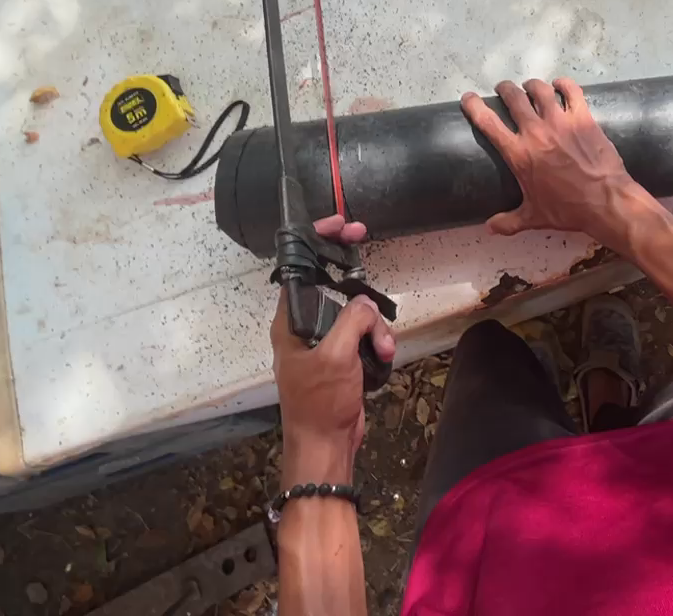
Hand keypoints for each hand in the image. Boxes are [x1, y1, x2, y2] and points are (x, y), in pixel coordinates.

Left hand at [271, 216, 394, 482]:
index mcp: (290, 322)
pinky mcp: (343, 357)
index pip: (299, 269)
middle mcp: (304, 327)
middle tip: (365, 245)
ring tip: (382, 350)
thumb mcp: (336, 355)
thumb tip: (367, 303)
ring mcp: (325, 342)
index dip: (316, 242)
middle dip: (358, 283)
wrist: (327, 447)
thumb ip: (353, 319)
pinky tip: (382, 358)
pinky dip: (378, 341)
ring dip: (376, 326)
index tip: (339, 225)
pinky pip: (365, 334)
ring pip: (357, 312)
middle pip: (333, 285)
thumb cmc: (321, 401)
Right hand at [460, 78, 657, 244]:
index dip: (475, 107)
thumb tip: (489, 228)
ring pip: (540, 90)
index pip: (488, 123)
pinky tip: (560, 84)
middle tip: (503, 89)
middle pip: (514, 98)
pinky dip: (564, 84)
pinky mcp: (583, 118)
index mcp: (519, 154)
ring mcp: (560, 121)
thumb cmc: (568, 209)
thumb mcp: (534, 217)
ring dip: (532, 85)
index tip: (469, 98)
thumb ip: (509, 222)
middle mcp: (536, 132)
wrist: (604, 200)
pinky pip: (572, 91)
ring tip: (529, 86)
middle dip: (505, 89)